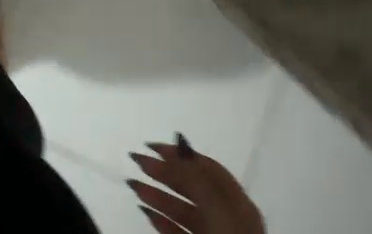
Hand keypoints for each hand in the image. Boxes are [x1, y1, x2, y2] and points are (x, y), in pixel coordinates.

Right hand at [129, 138, 265, 233]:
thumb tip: (176, 150)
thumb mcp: (215, 208)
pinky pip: (177, 233)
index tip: (152, 146)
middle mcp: (227, 219)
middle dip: (164, 172)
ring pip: (182, 211)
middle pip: (193, 187)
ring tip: (133, 185)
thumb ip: (195, 179)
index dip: (181, 154)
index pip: (208, 169)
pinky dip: (160, 221)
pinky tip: (145, 212)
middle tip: (136, 161)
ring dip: (156, 195)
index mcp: (237, 204)